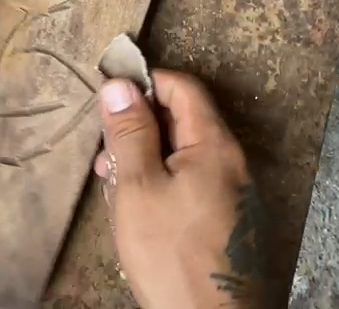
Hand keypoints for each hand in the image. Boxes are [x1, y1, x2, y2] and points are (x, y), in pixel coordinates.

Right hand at [95, 71, 264, 308]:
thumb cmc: (172, 254)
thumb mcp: (139, 188)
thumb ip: (130, 132)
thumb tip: (119, 83)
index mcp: (214, 144)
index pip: (182, 86)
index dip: (145, 83)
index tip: (111, 101)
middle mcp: (231, 161)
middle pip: (182, 119)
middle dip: (139, 127)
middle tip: (105, 153)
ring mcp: (233, 193)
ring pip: (183, 154)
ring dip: (146, 158)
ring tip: (112, 185)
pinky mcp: (227, 221)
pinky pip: (191, 182)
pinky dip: (162, 183)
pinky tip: (137, 209)